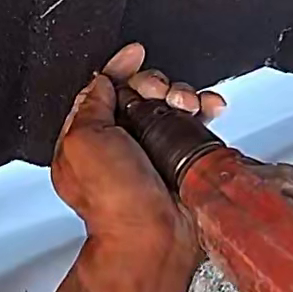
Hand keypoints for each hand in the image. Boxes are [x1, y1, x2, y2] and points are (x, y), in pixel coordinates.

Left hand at [52, 43, 222, 264]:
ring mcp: (149, 150)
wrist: (152, 237)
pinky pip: (193, 122)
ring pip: (168, 103)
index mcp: (86, 137)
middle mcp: (117, 142)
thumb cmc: (113, 200)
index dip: (117, 68)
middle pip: (138, 91)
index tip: (133, 54)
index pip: (100, 90)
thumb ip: (90, 104)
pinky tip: (208, 108)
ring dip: (180, 93)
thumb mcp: (84, 140)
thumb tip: (102, 81)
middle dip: (153, 82)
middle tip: (159, 92)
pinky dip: (204, 108)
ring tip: (185, 104)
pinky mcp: (179, 157)